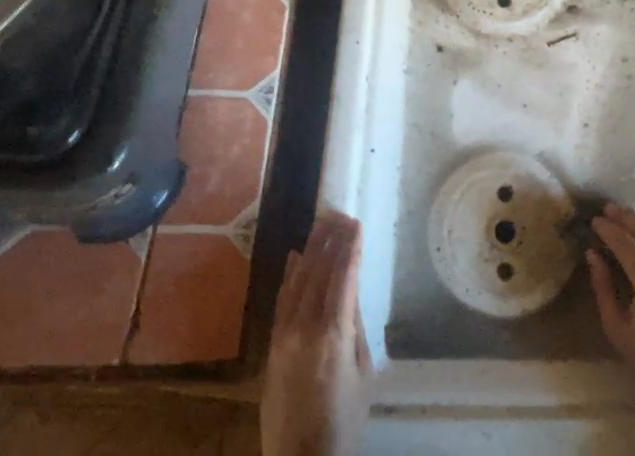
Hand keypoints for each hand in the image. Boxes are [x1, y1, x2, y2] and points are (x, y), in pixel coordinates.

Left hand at [263, 211, 370, 455]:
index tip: (356, 224)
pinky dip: (289, 276)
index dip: (350, 250)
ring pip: (297, 282)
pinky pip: (282, 300)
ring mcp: (284, 336)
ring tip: (322, 225)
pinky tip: (295, 257)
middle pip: (317, 273)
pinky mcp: (272, 346)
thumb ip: (355, 331)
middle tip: (339, 214)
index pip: (342, 279)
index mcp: (332, 335)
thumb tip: (350, 295)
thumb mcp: (362, 374)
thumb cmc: (344, 420)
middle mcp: (304, 328)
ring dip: (310, 251)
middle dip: (329, 241)